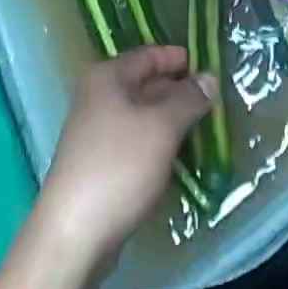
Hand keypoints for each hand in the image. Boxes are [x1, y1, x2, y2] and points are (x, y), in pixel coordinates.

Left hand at [43, 46, 215, 258]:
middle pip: (145, 84)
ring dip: (170, 120)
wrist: (75, 232)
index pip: (148, 55)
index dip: (177, 58)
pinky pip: (135, 141)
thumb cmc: (119, 165)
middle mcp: (97, 97)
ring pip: (141, 116)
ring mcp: (96, 131)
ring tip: (203, 128)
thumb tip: (208, 78)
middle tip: (212, 101)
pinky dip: (157, 143)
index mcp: (107, 77)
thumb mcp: (162, 126)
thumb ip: (188, 99)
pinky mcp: (99, 163)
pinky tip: (179, 156)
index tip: (206, 65)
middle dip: (178, 91)